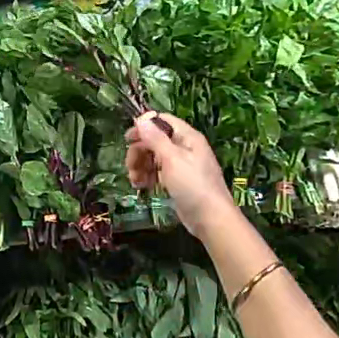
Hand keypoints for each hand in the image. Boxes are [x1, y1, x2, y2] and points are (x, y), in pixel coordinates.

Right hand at [125, 112, 238, 237]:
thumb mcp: (172, 159)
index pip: (162, 121)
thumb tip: (141, 119)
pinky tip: (142, 186)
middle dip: (139, 152)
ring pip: (153, 157)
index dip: (144, 127)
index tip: (128, 139)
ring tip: (136, 181)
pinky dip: (147, 177)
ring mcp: (180, 165)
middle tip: (130, 167)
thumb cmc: (193, 186)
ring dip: (140, 166)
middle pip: (154, 140)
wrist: (210, 219)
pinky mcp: (177, 180)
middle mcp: (184, 147)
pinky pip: (157, 172)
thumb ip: (156, 139)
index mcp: (187, 137)